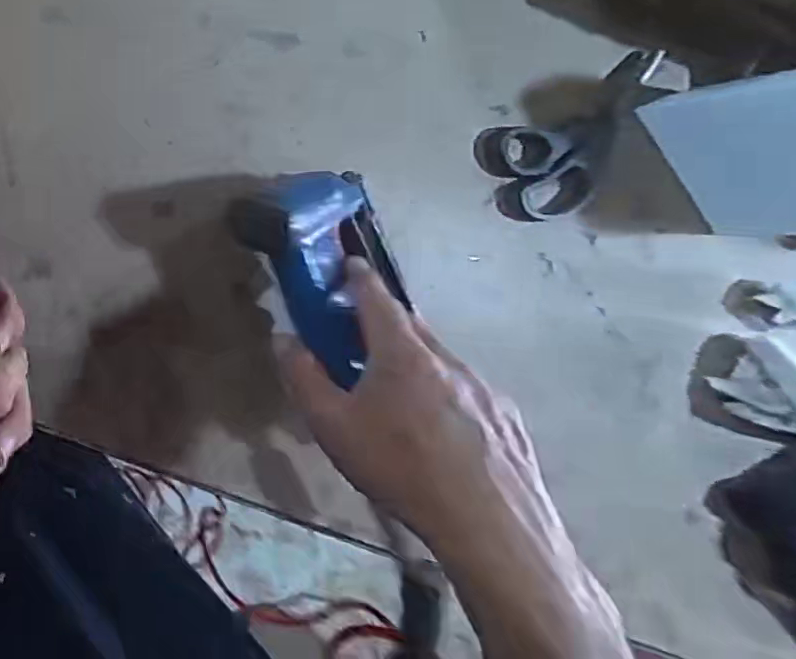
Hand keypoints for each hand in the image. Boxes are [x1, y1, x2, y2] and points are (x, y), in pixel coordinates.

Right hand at [275, 258, 566, 562]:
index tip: (348, 263)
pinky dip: (443, 392)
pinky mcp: (509, 421)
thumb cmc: (401, 468)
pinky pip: (466, 391)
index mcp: (402, 353)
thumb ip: (303, 376)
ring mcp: (485, 390)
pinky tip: (436, 431)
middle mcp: (446, 360)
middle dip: (382, 320)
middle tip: (357, 336)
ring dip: (412, 360)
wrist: (495, 533)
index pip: (377, 297)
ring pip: (439, 359)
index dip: (358, 276)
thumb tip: (286, 341)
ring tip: (394, 393)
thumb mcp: (331, 425)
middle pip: (410, 325)